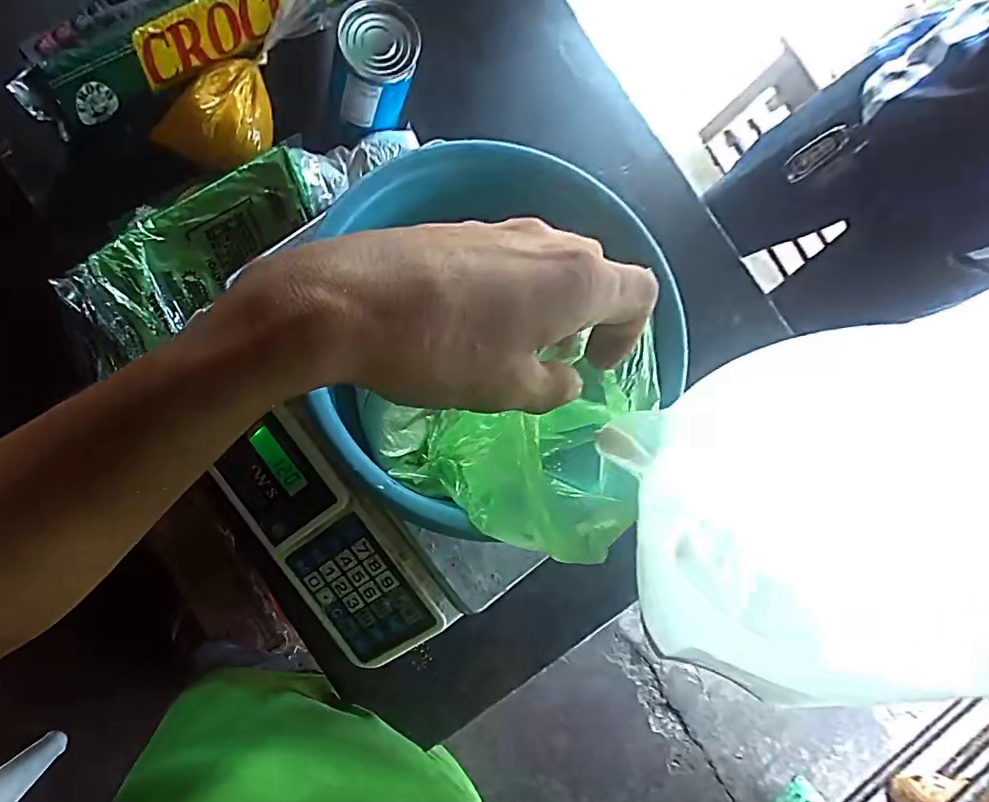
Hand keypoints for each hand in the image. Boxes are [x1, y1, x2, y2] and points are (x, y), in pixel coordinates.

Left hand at [228, 218, 658, 412]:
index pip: (639, 292)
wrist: (349, 301)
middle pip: (590, 273)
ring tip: (504, 343)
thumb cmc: (438, 352)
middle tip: (552, 357)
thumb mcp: (502, 387)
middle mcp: (547, 240)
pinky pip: (498, 259)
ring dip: (539, 304)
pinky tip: (460, 320)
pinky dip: (500, 290)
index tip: (597, 366)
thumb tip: (567, 381)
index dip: (629, 333)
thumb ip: (549, 387)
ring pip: (541, 263)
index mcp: (577, 278)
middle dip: (583, 318)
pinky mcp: (452, 230)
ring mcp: (496, 227)